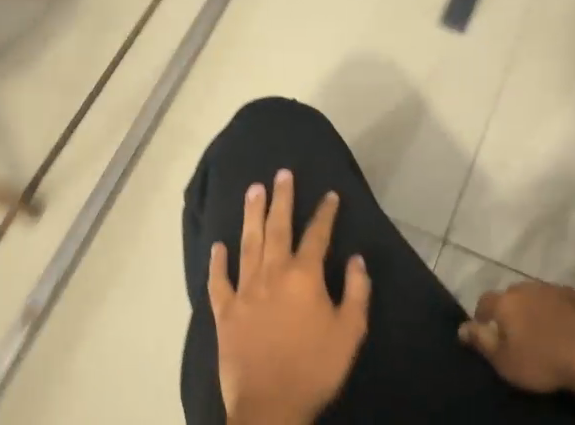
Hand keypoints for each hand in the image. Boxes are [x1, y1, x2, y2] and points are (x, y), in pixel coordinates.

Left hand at [208, 170, 370, 424]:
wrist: (269, 407)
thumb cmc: (315, 368)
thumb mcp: (350, 331)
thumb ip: (356, 291)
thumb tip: (357, 259)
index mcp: (304, 276)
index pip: (317, 234)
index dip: (325, 213)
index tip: (331, 195)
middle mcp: (273, 274)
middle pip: (277, 228)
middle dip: (282, 199)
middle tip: (282, 173)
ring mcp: (245, 293)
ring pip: (248, 245)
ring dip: (251, 216)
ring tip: (253, 190)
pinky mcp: (225, 314)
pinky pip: (219, 282)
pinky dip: (217, 263)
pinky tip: (217, 245)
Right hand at [458, 281, 574, 394]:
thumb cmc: (542, 360)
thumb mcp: (505, 361)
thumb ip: (481, 342)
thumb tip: (462, 327)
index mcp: (506, 301)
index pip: (484, 301)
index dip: (481, 316)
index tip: (484, 332)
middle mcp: (526, 287)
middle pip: (509, 295)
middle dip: (507, 311)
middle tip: (512, 334)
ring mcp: (551, 287)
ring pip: (532, 294)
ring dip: (530, 308)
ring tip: (535, 329)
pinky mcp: (572, 293)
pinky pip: (553, 298)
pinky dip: (550, 308)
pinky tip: (557, 325)